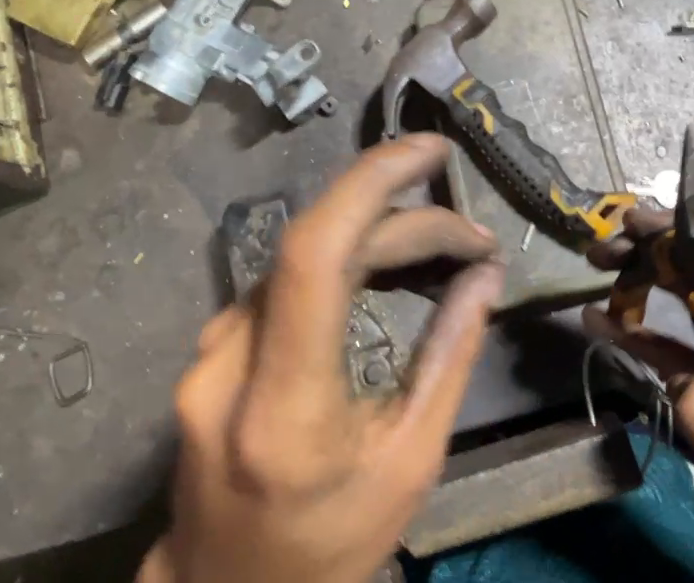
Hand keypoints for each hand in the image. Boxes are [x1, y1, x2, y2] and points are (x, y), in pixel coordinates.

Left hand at [139, 134, 504, 582]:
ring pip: (301, 257)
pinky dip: (343, 261)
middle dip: (404, 222)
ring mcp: (208, 351)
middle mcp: (228, 363)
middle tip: (473, 238)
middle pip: (318, 246)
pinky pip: (286, 280)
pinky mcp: (211, 345)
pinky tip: (387, 263)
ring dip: (376, 238)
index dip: (370, 184)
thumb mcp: (409, 462)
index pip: (314, 255)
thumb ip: (448, 360)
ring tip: (443, 245)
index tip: (431, 152)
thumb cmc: (329, 542)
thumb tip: (484, 275)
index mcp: (283, 407)